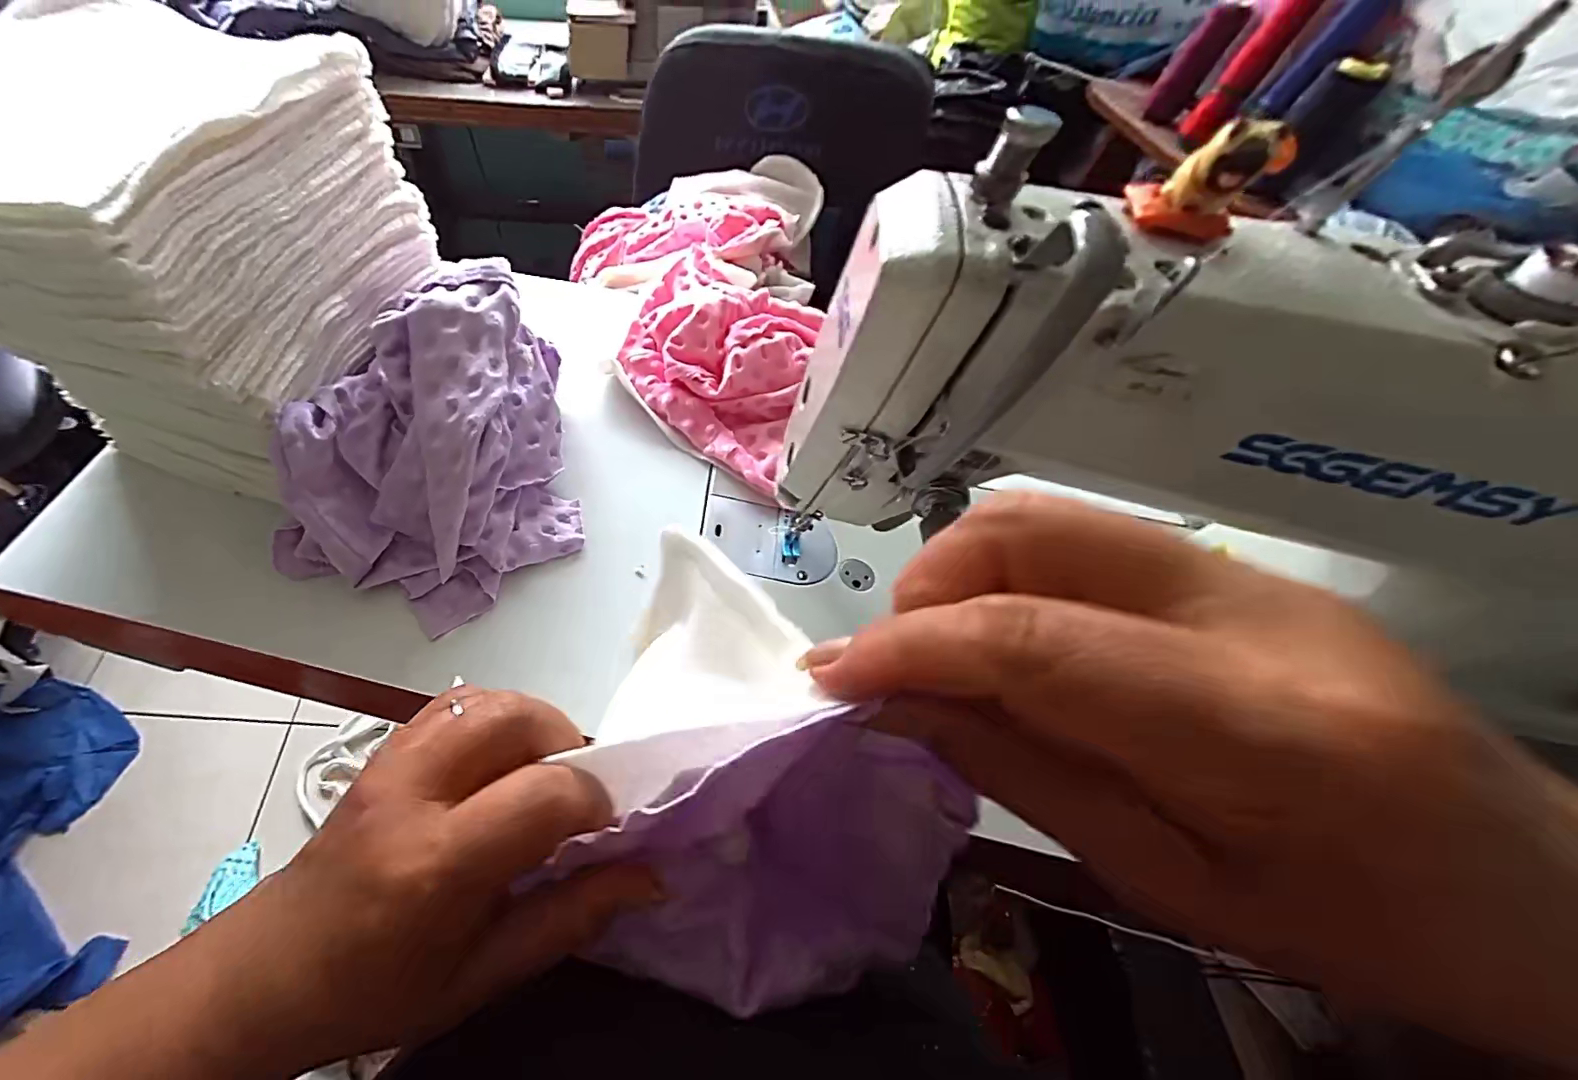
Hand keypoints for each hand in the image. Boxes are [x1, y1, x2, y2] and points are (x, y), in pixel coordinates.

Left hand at [0, 688, 655, 1079]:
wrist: (267, 971)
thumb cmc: (376, 989)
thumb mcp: (481, 977)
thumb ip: (571, 919)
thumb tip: (649, 877)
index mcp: (436, 864)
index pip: (544, 793)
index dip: (594, 802)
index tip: (603, 830)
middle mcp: (412, 792)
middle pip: (515, 718)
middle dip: (568, 744)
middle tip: (575, 793)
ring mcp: (391, 760)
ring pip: (486, 698)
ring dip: (535, 724)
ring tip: (542, 772)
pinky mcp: (383, 748)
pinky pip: (454, 704)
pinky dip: (495, 717)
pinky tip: (500, 760)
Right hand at [803, 494, 1577, 1065]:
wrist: (1536, 894)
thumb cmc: (1347, 924)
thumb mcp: (1157, 877)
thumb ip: (1009, 769)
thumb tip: (886, 703)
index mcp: (1254, 724)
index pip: (1029, 637)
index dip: (907, 645)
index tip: (830, 677)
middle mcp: (1248, 609)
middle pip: (1024, 533)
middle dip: (923, 591)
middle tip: (895, 666)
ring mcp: (1239, 571)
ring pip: (1034, 515)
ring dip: (952, 574)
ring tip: (941, 650)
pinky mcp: (1223, 563)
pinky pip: (1066, 534)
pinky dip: (994, 572)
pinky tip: (995, 634)